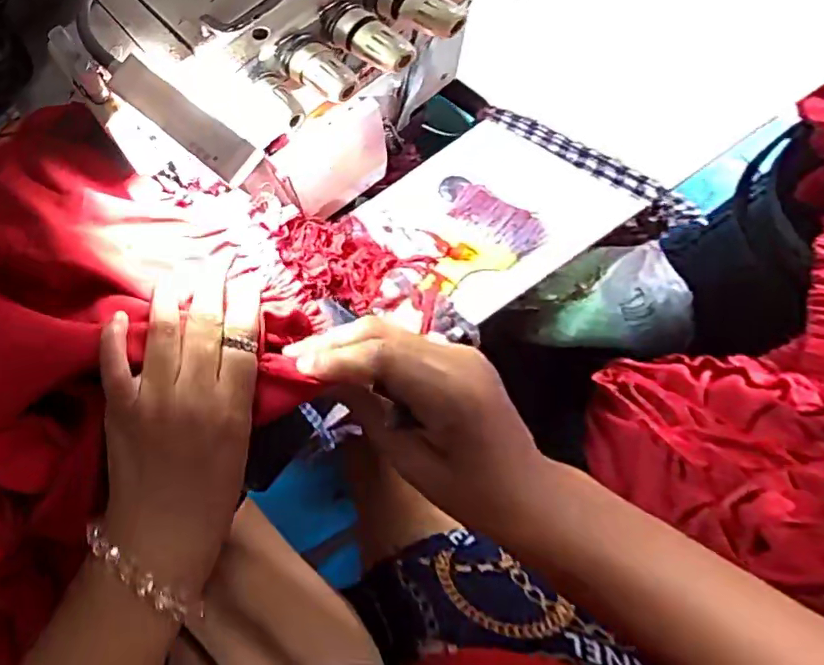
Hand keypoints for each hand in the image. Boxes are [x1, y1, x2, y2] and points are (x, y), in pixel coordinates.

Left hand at [98, 257, 259, 594]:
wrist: (160, 537)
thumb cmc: (212, 492)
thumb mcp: (241, 440)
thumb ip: (240, 390)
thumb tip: (239, 339)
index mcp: (230, 408)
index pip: (241, 338)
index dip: (244, 300)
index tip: (245, 278)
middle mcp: (193, 396)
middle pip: (205, 323)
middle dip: (212, 284)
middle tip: (214, 263)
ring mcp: (152, 398)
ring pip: (163, 330)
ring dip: (171, 295)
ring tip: (177, 275)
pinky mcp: (118, 407)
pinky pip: (114, 361)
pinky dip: (114, 334)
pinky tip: (120, 314)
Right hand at [284, 316, 551, 529]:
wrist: (530, 494)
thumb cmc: (470, 495)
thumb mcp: (409, 461)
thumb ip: (366, 410)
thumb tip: (322, 376)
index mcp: (451, 388)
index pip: (381, 355)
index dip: (335, 357)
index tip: (297, 366)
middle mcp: (456, 356)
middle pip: (381, 332)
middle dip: (333, 341)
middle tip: (293, 354)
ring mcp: (458, 349)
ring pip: (389, 330)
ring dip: (347, 340)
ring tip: (309, 354)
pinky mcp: (454, 351)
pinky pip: (402, 340)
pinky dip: (369, 347)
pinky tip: (344, 358)